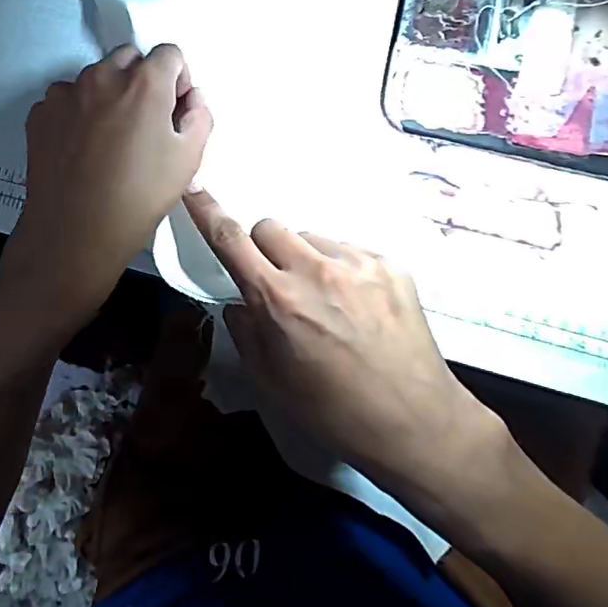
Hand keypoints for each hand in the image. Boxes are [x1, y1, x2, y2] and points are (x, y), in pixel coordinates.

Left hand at [7, 44, 211, 318]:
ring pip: (95, 77)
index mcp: (145, 83)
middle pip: (129, 57)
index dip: (177, 78)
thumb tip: (190, 99)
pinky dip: (78, 112)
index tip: (174, 108)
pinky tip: (83, 147)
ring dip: (108, 94)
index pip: (169, 53)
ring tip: (111, 138)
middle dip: (142, 79)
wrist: (75, 233)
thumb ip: (199, 116)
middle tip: (145, 120)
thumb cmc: (140, 196)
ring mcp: (66, 93)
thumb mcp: (189, 158)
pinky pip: (66, 99)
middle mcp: (103, 76)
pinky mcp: (40, 114)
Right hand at [184, 190, 502, 492]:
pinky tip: (359, 306)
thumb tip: (238, 301)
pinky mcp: (389, 264)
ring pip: (312, 238)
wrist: (413, 420)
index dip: (207, 211)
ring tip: (328, 302)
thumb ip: (245, 332)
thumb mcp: (271, 382)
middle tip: (280, 285)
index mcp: (277, 300)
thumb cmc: (333, 411)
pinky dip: (342, 269)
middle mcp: (315, 269)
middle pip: (271, 227)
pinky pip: (349, 251)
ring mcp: (356, 262)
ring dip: (307, 260)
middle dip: (265, 250)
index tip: (195, 186)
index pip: (231, 240)